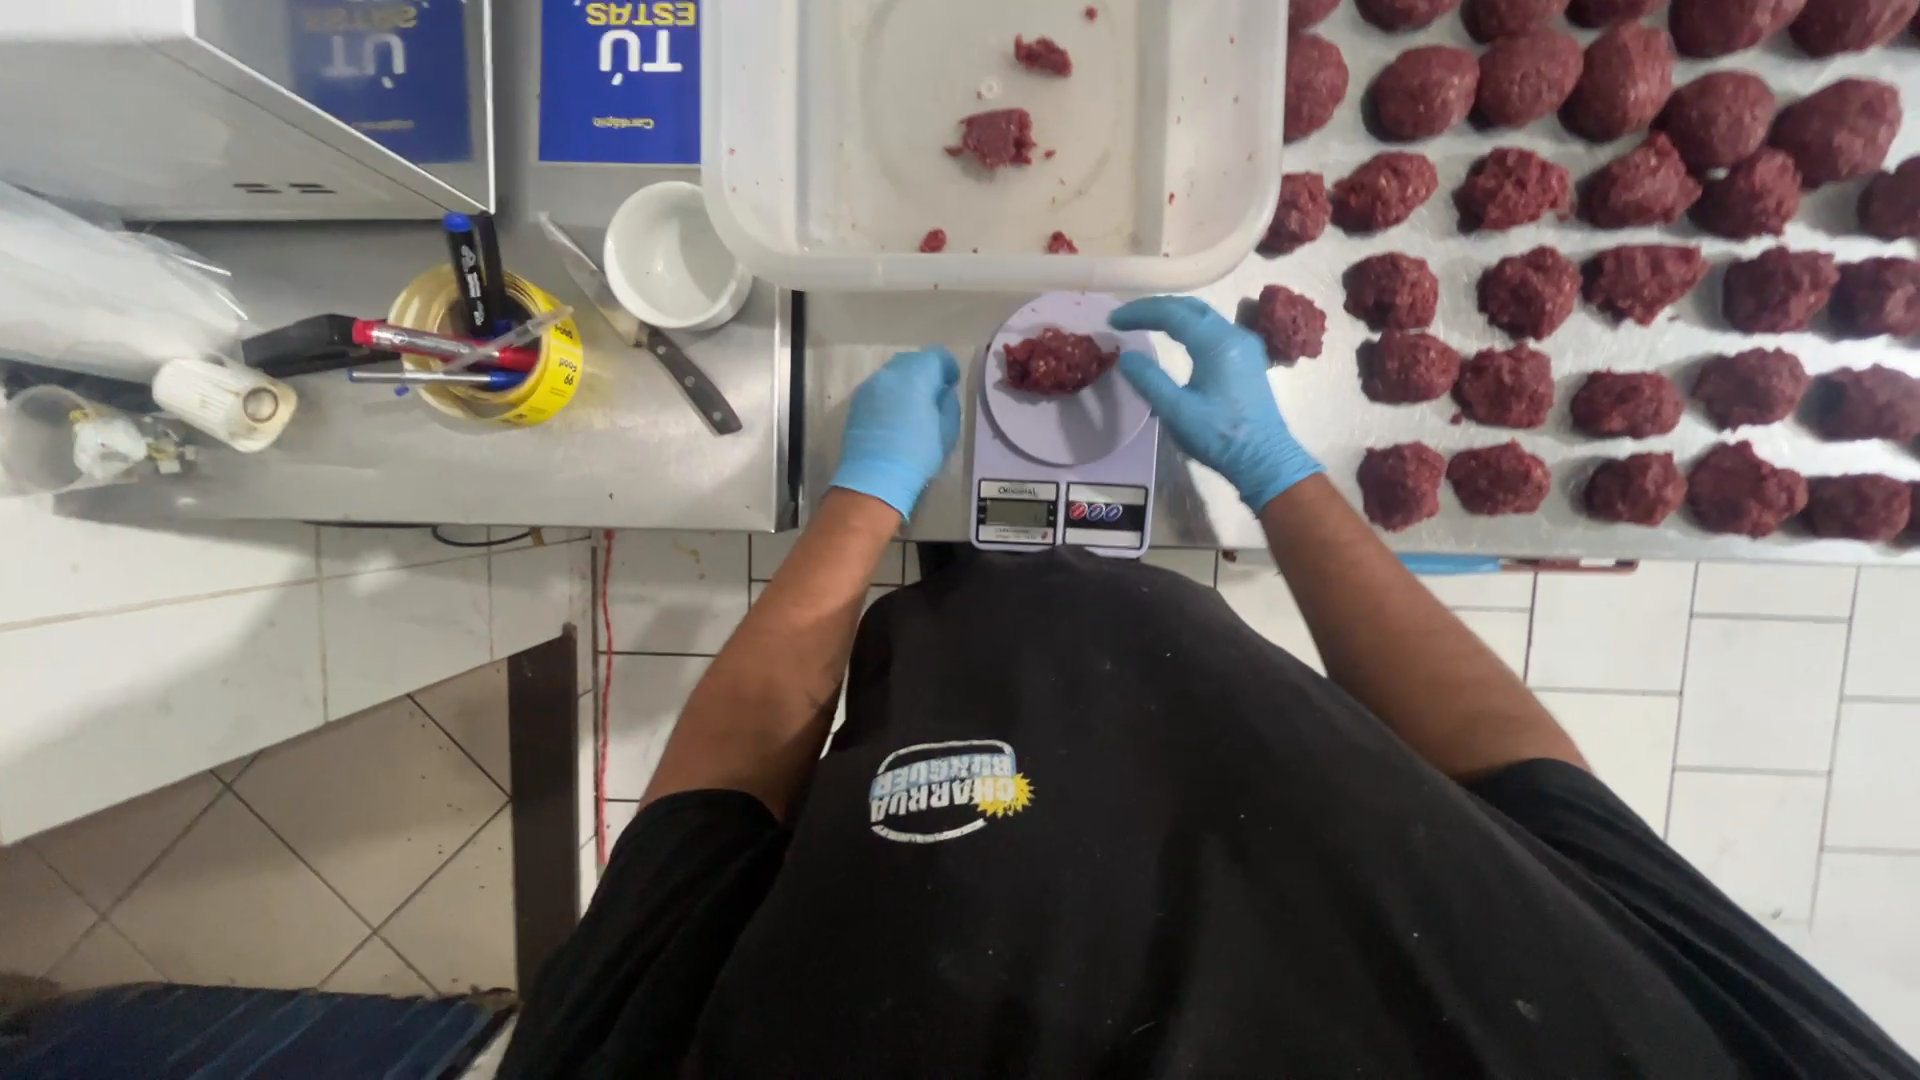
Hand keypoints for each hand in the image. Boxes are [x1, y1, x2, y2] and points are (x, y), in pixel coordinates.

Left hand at [831, 347, 962, 518]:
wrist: (874, 477)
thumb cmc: (917, 454)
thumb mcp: (947, 430)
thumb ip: (948, 404)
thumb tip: (942, 393)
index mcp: (915, 375)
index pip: (936, 356)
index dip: (948, 366)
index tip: (952, 382)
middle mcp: (889, 374)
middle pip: (912, 361)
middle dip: (926, 372)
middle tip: (934, 392)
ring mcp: (869, 387)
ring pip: (892, 374)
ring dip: (906, 383)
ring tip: (914, 406)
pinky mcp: (856, 403)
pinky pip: (879, 389)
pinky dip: (890, 395)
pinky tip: (895, 416)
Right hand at [1111, 296, 1323, 512]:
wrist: (1263, 459)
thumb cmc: (1219, 437)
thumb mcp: (1176, 412)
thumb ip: (1149, 381)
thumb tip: (1126, 357)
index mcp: (1217, 344)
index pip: (1172, 314)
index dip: (1140, 313)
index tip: (1113, 320)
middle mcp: (1234, 336)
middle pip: (1190, 308)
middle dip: (1155, 308)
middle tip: (1125, 317)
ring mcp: (1244, 347)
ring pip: (1204, 317)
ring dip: (1172, 315)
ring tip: (1145, 323)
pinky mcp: (1246, 360)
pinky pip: (1213, 330)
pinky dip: (1188, 327)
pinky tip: (1177, 338)